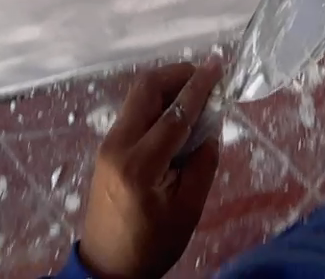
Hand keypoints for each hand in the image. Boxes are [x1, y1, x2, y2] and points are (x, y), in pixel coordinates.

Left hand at [78, 62, 223, 278]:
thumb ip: (204, 162)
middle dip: (179, 75)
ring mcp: (109, 143)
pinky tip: (177, 113)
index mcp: (140, 165)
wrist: (107, 268)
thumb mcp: (188, 209)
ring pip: (139, 94)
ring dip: (169, 86)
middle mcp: (118, 145)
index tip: (218, 66)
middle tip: (206, 79)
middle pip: (147, 88)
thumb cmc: (152, 244)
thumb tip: (212, 124)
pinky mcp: (108, 145)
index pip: (175, 113)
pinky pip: (135, 109)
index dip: (199, 86)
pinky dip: (158, 101)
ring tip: (195, 95)